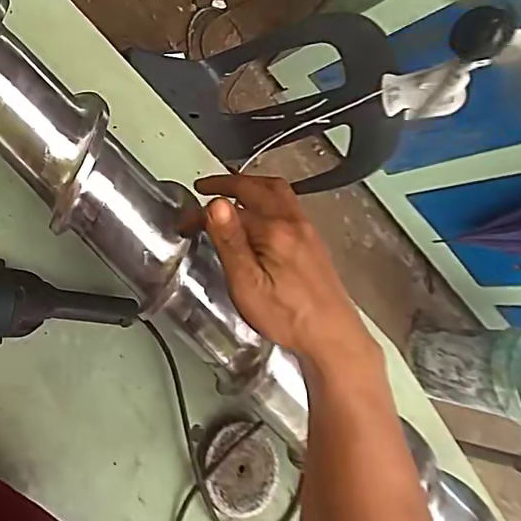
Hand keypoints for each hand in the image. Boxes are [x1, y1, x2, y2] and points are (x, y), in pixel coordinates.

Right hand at [194, 174, 376, 368]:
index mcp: (274, 230)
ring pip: (278, 192)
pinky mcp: (313, 245)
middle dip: (229, 182)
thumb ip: (230, 241)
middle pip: (259, 186)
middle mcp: (293, 224)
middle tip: (208, 185)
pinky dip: (269, 198)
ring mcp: (307, 232)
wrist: (332, 338)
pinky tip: (263, 214)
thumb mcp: (247, 283)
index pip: (230, 209)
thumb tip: (216, 205)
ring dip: (252, 185)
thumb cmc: (290, 317)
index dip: (203, 213)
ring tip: (234, 190)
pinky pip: (290, 207)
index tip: (188, 222)